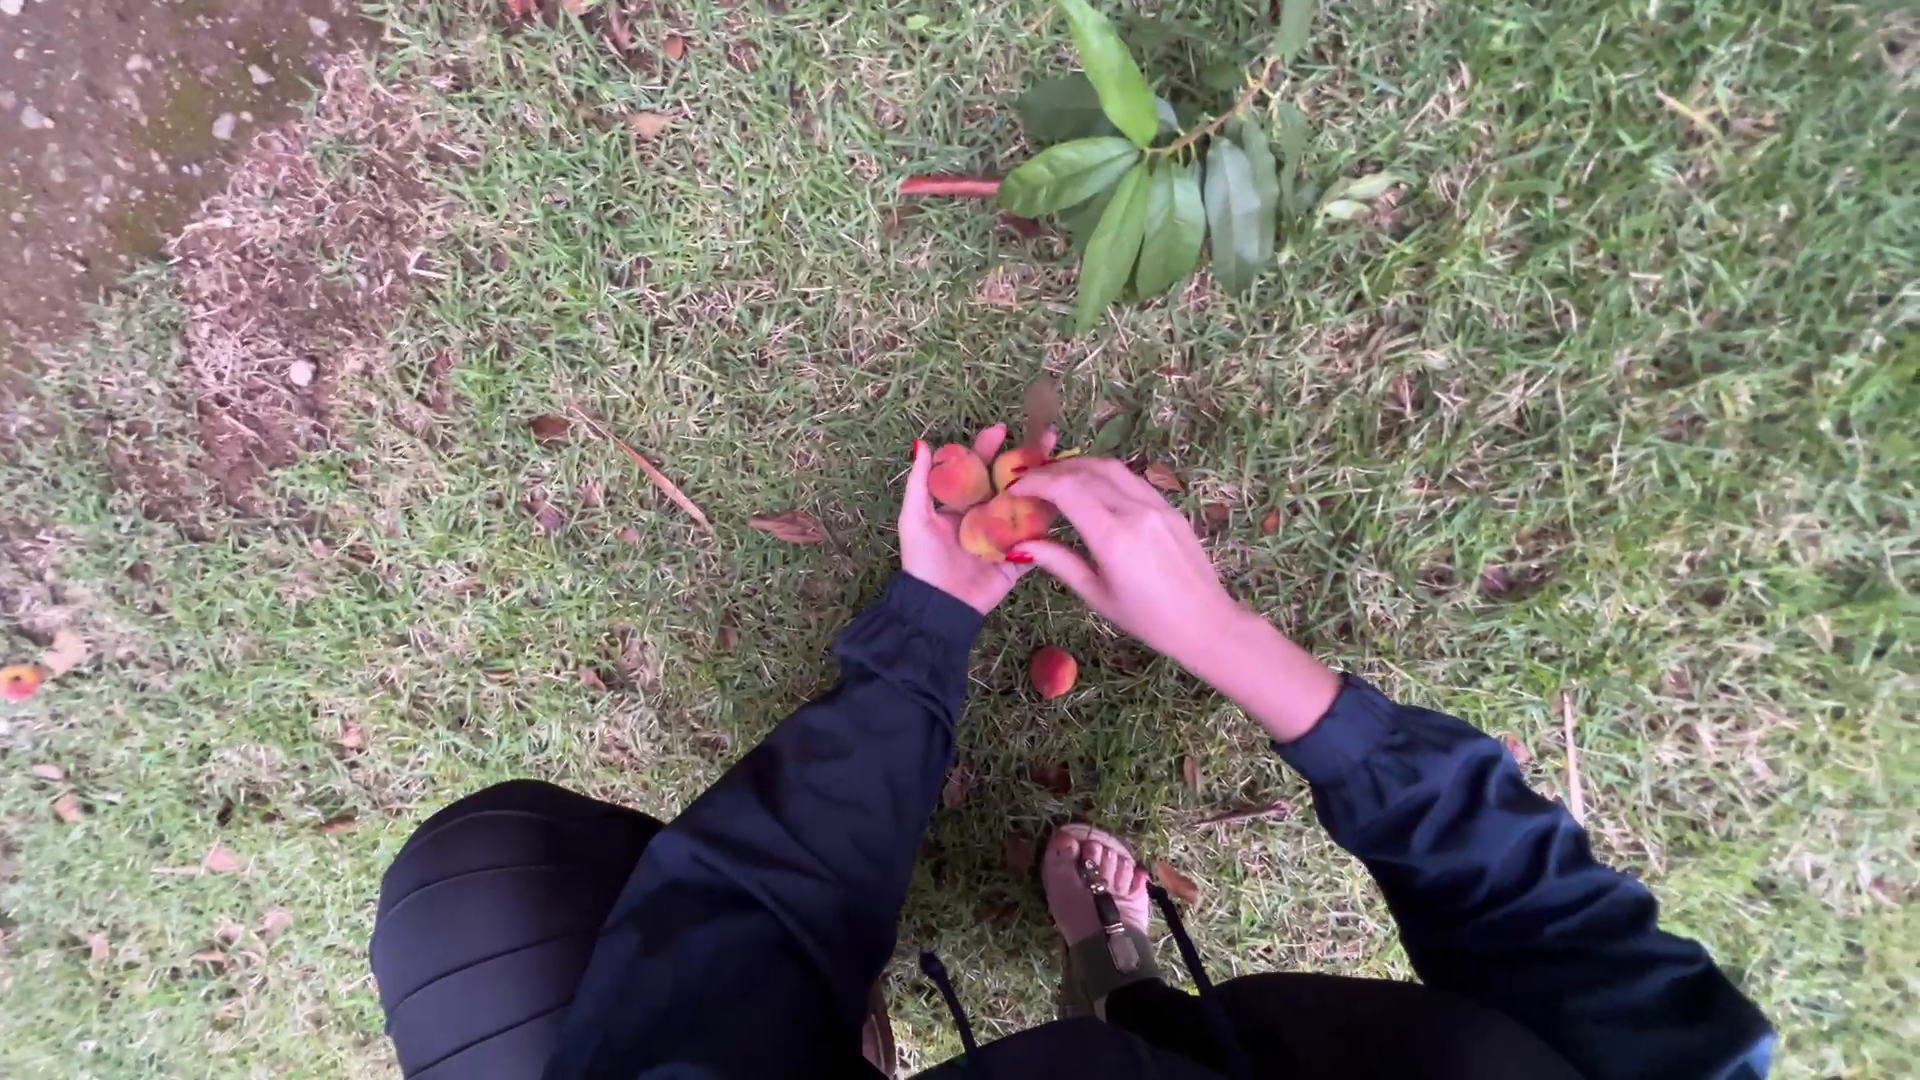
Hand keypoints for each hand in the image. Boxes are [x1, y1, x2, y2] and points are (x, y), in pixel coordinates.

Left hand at [898, 424, 1047, 614]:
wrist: (937, 605)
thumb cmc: (922, 559)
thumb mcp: (915, 517)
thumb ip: (919, 481)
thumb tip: (921, 443)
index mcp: (962, 502)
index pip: (977, 467)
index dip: (988, 447)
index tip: (1001, 429)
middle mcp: (985, 514)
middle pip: (1009, 480)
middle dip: (1028, 458)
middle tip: (1047, 438)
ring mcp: (1004, 535)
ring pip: (1029, 504)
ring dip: (1046, 485)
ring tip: (1064, 465)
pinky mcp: (1018, 558)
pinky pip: (1037, 539)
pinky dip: (1050, 524)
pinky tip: (1067, 502)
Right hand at [1003, 457, 1240, 663]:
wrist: (1206, 622)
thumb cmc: (1147, 619)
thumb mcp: (1096, 594)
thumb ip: (1058, 562)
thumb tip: (1019, 545)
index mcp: (1113, 536)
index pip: (1066, 490)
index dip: (1036, 483)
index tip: (1015, 489)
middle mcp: (1135, 511)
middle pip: (1085, 471)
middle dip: (1051, 471)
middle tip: (1029, 481)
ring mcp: (1156, 504)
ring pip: (1110, 467)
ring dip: (1077, 466)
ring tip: (1055, 478)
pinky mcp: (1169, 506)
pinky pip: (1130, 478)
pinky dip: (1102, 474)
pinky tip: (1090, 487)